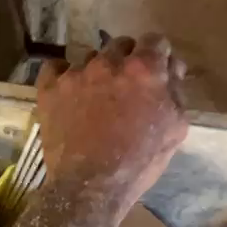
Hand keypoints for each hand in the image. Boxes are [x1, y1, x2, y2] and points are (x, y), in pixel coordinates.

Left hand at [36, 35, 188, 208]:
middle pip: (122, 44)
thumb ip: (176, 91)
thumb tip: (171, 69)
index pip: (155, 40)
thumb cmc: (140, 160)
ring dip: (98, 70)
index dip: (157, 55)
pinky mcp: (50, 87)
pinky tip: (70, 92)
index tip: (156, 69)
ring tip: (97, 95)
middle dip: (128, 59)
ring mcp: (76, 72)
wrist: (91, 186)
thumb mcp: (176, 128)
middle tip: (128, 85)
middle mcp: (110, 61)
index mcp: (145, 69)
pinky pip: (56, 67)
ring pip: (90, 56)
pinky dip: (64, 75)